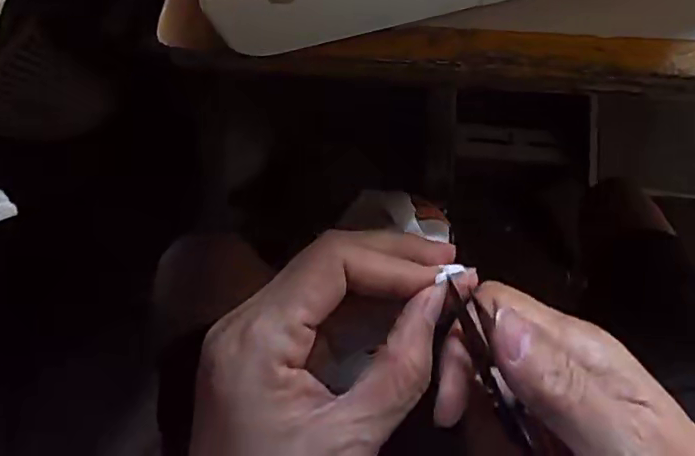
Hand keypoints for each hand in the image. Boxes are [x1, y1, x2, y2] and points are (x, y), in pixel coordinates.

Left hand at [191, 229, 453, 455]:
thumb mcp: (348, 442)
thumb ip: (401, 365)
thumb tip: (440, 295)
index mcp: (255, 337)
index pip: (334, 260)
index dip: (395, 260)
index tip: (443, 276)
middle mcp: (246, 320)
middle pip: (331, 257)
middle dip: (395, 257)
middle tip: (449, 261)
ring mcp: (253, 332)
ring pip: (330, 274)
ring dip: (387, 273)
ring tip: (436, 274)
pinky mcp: (266, 349)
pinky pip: (325, 304)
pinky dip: (369, 300)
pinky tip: (405, 301)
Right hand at [434, 281, 694, 455]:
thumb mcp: (614, 425)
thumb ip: (559, 378)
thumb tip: (500, 318)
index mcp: (573, 341)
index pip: (499, 304)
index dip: (462, 335)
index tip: (448, 396)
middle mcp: (559, 358)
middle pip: (486, 348)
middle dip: (467, 390)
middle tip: (473, 434)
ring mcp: (555, 395)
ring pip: (491, 392)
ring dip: (485, 428)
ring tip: (514, 454)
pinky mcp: (553, 427)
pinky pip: (508, 426)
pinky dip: (500, 444)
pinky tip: (517, 455)